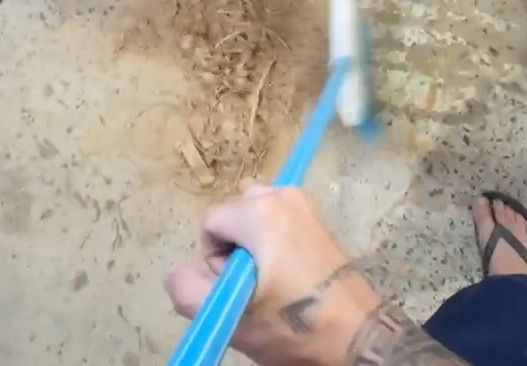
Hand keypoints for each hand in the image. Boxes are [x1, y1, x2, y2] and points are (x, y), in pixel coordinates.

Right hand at [164, 185, 380, 365]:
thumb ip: (191, 293)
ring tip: (271, 280)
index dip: (214, 258)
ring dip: (252, 241)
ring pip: (255, 211)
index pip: (211, 222)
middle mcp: (282, 194)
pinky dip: (273, 238)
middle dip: (233, 246)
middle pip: (234, 212)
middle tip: (254, 285)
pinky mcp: (317, 215)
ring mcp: (304, 202)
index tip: (236, 286)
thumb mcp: (234, 318)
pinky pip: (278, 216)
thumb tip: (173, 267)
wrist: (354, 333)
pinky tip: (288, 272)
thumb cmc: (293, 325)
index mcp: (260, 212)